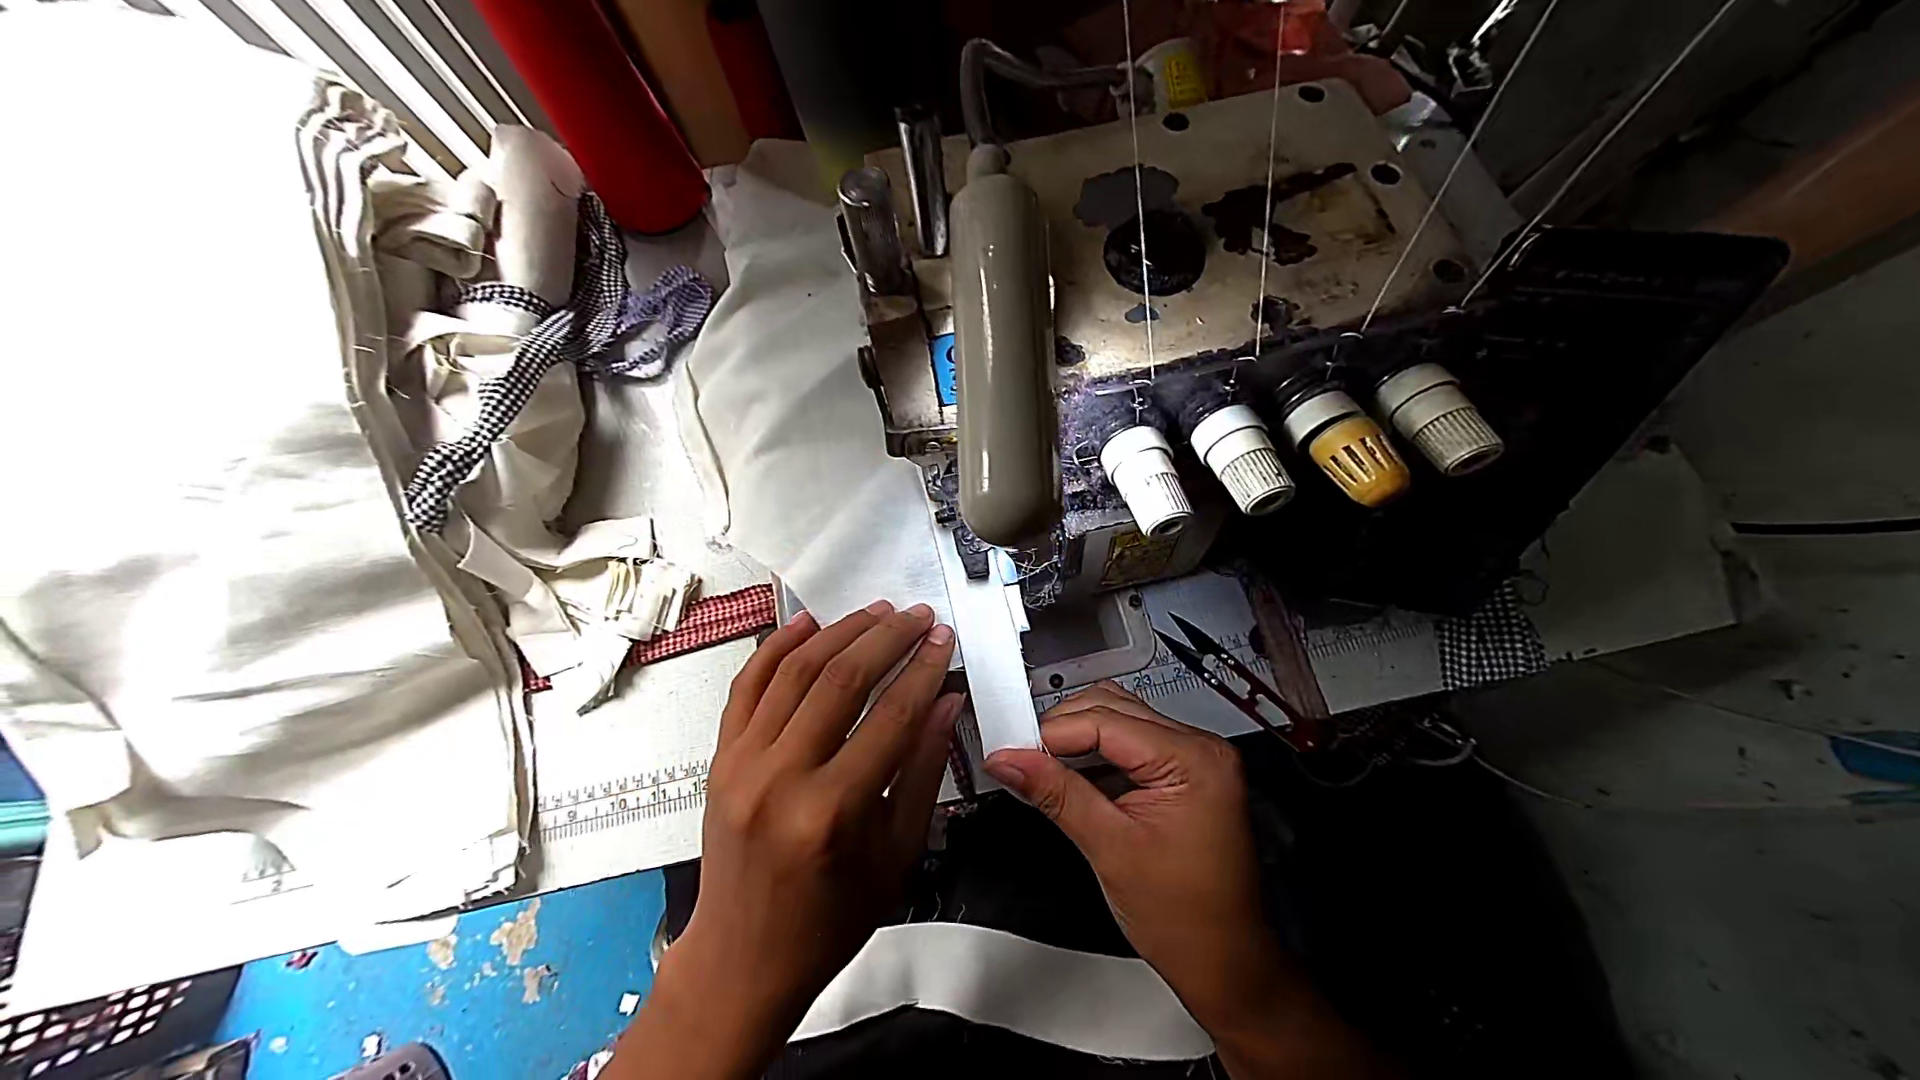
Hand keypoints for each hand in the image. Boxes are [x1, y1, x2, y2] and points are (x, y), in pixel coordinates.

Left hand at [609, 601, 963, 1079]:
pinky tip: (806, 622)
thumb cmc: (828, 919)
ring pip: (796, 670)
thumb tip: (945, 705)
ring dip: (840, 631)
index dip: (924, 671)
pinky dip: (776, 646)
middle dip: (888, 638)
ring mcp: (742, 763)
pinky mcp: (721, 758)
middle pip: (842, 680)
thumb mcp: (895, 853)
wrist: (744, 957)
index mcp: (832, 812)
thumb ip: (921, 770)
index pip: (891, 716)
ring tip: (876, 612)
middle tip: (917, 618)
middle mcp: (781, 778)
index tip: (943, 643)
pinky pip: (747, 685)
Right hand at [984, 683, 1390, 1078]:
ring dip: (1074, 741)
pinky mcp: (1179, 773)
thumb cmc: (1189, 920)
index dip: (1052, 734)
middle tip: (1021, 758)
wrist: (1225, 964)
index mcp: (1193, 760)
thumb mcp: (1110, 849)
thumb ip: (1057, 794)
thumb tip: (1012, 761)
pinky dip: (1092, 756)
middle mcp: (1198, 748)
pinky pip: (1127, 745)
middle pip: (1110, 708)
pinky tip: (1068, 779)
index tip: (1012, 749)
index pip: (1104, 720)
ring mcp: (1191, 759)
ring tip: (1040, 769)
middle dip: (1060, 731)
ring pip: (1116, 720)